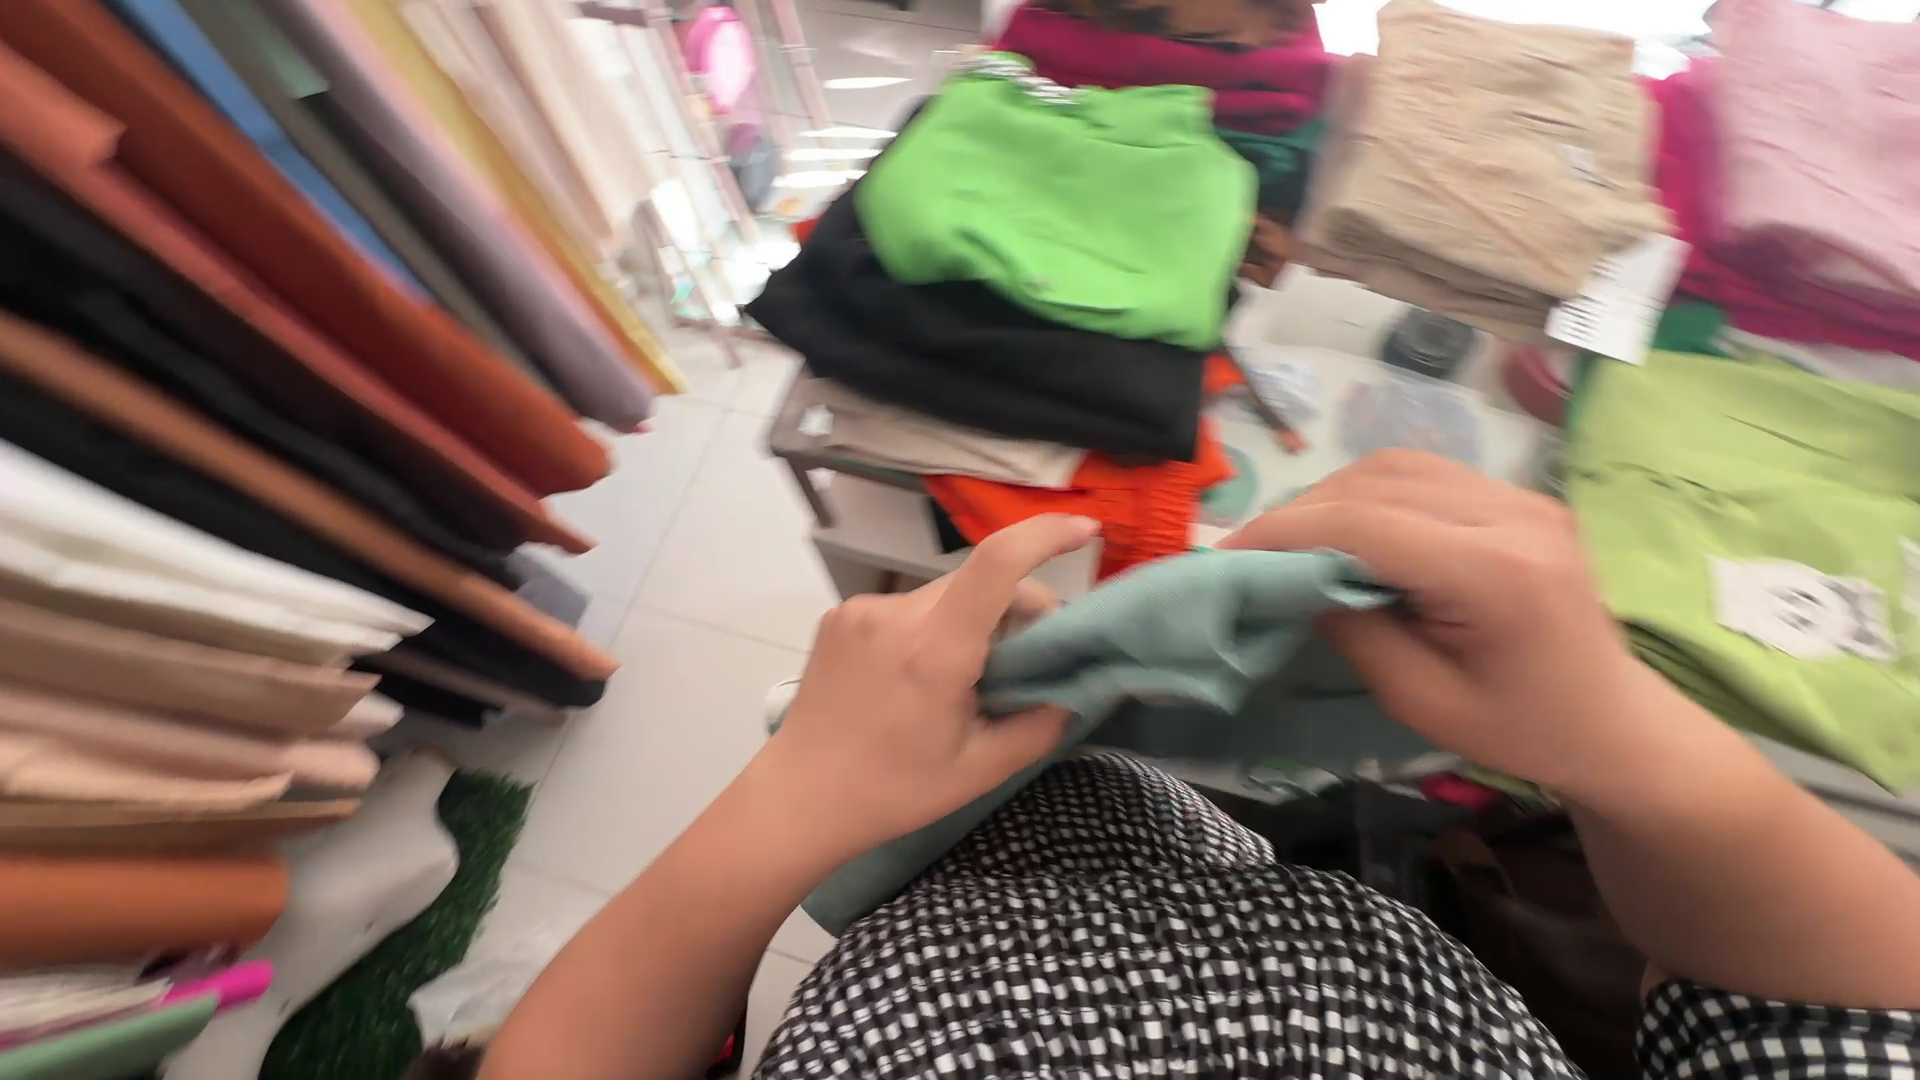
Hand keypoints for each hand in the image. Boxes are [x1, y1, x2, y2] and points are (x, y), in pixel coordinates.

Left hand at [750, 514, 1098, 859]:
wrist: (799, 797)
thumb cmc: (893, 790)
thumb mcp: (979, 770)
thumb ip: (1037, 727)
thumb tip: (1070, 692)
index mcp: (935, 651)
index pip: (996, 564)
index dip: (1045, 535)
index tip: (1085, 530)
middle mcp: (896, 614)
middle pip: (978, 581)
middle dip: (1018, 605)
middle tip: (1029, 657)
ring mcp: (861, 610)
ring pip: (944, 594)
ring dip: (972, 617)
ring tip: (968, 673)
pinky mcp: (840, 615)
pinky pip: (908, 606)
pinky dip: (931, 626)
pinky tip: (920, 671)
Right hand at [1222, 450, 1696, 795]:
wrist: (1614, 725)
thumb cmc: (1519, 729)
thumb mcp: (1417, 699)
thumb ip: (1349, 628)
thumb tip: (1292, 578)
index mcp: (1497, 570)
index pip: (1362, 523)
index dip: (1282, 531)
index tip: (1225, 555)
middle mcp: (1513, 514)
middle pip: (1372, 483)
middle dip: (1298, 513)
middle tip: (1251, 552)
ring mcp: (1519, 497)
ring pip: (1389, 467)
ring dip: (1327, 497)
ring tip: (1290, 540)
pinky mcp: (1512, 497)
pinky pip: (1415, 473)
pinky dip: (1361, 493)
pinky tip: (1343, 527)